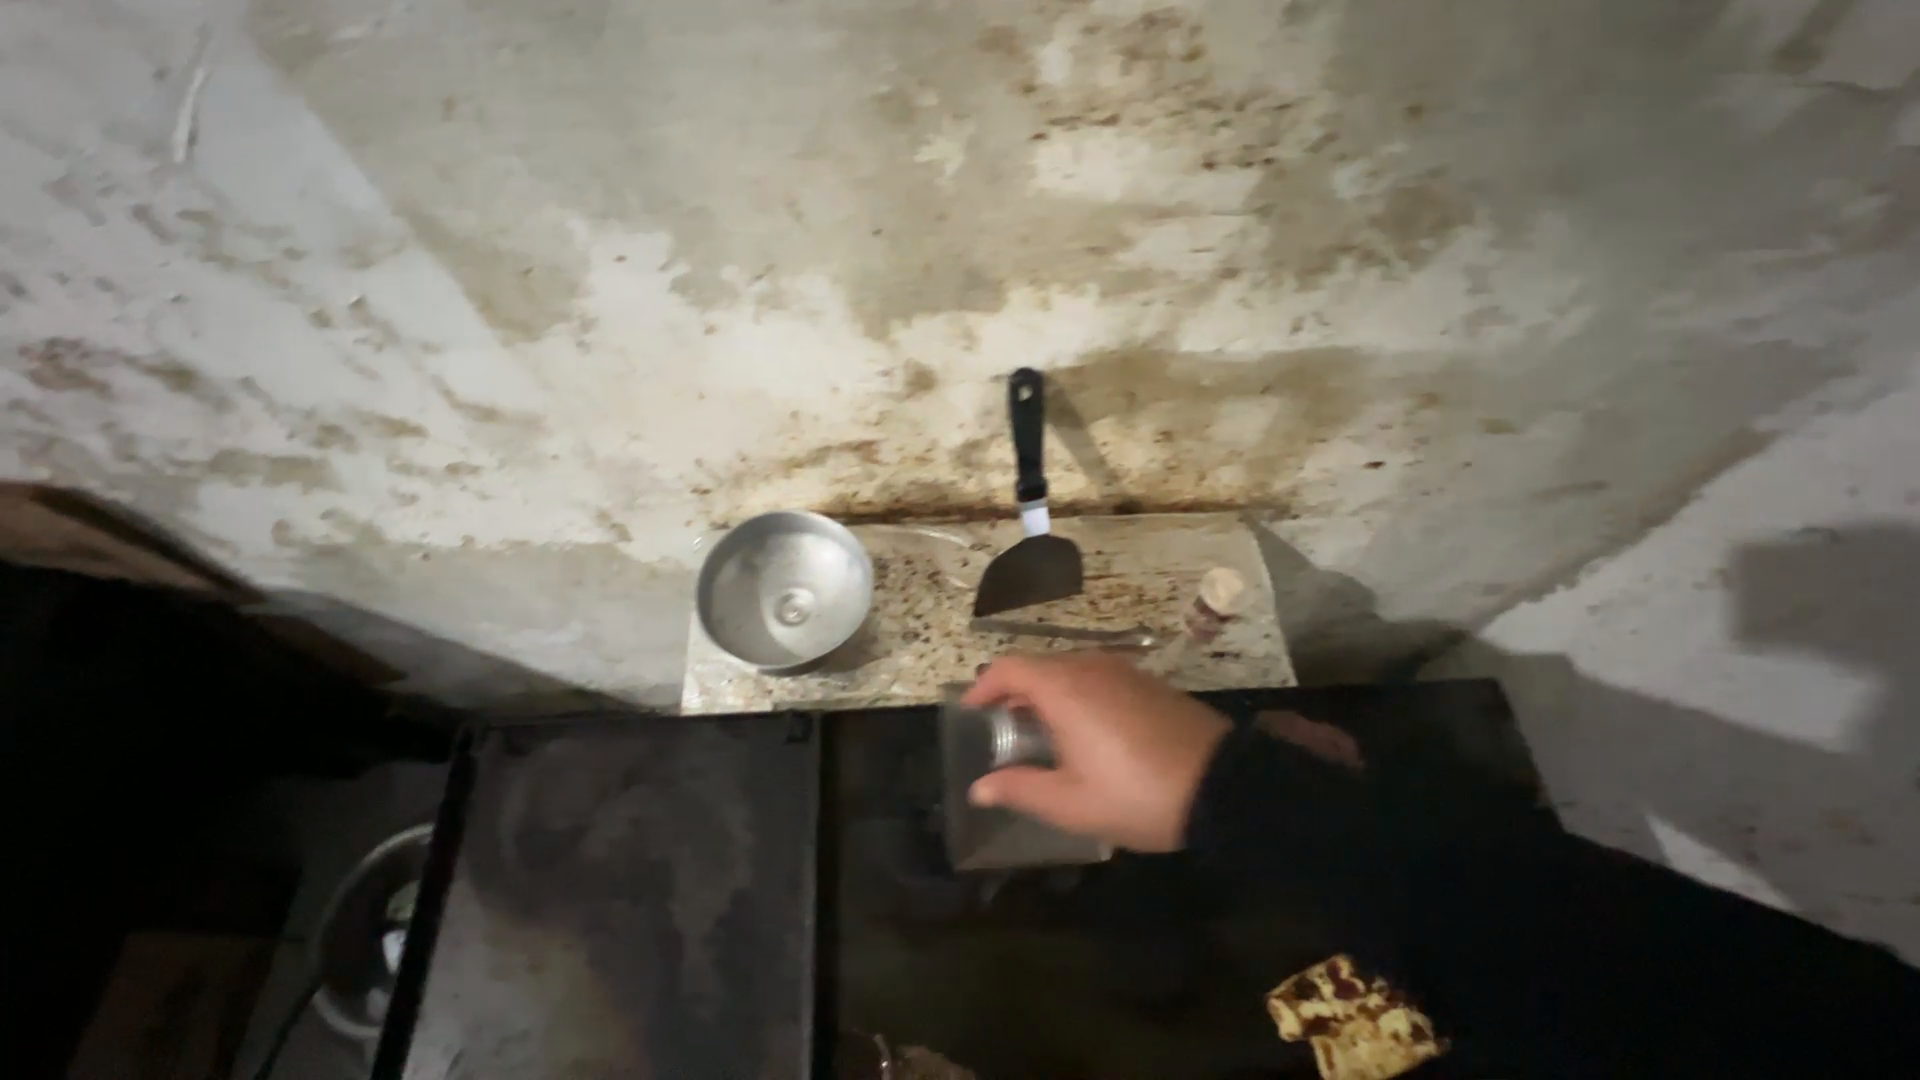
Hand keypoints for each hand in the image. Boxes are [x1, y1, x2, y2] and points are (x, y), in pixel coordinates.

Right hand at [963, 652, 1231, 851]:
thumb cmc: (1138, 795)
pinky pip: (1096, 676)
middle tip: (1002, 729)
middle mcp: (1090, 667)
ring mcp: (1123, 670)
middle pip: (1037, 665)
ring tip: (1040, 733)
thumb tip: (980, 788)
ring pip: (1068, 670)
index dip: (982, 687)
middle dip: (1012, 692)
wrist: (1223, 787)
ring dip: (1045, 693)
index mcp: (1065, 689)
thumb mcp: (1072, 804)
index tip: (971, 712)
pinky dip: (1075, 693)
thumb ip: (1020, 789)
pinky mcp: (1147, 681)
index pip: (1008, 668)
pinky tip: (1084, 731)